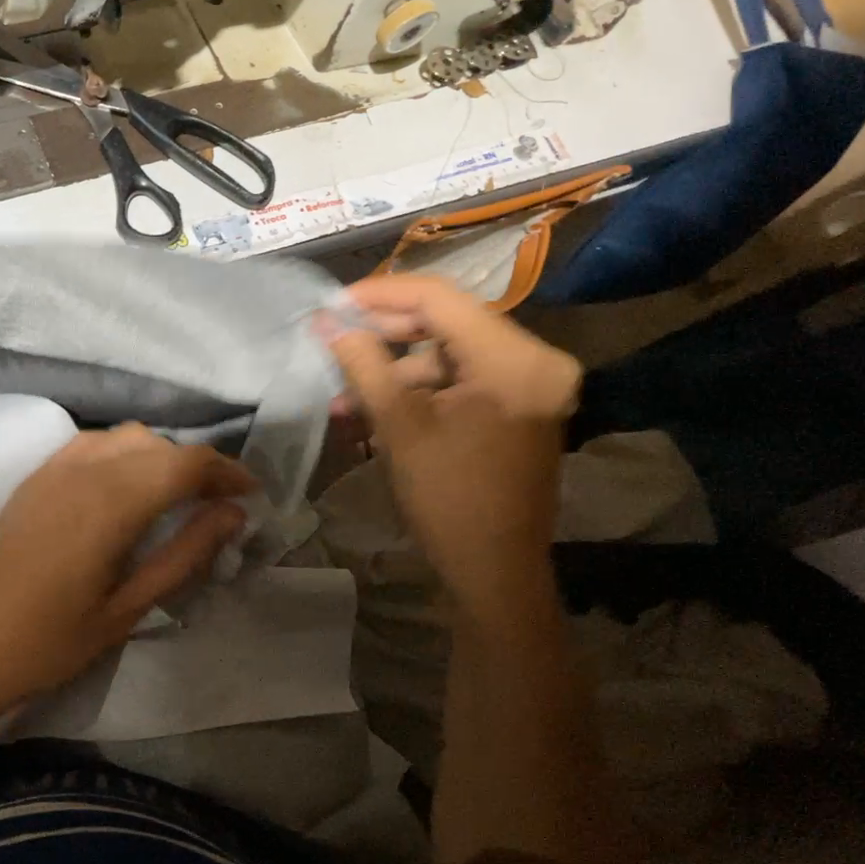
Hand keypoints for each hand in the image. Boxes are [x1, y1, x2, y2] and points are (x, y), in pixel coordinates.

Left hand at [0, 424, 255, 718]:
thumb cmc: (50, 642)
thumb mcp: (128, 609)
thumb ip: (184, 555)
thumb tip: (233, 514)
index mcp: (110, 502)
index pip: (184, 462)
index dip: (227, 471)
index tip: (253, 494)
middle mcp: (81, 470)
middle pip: (156, 443)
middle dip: (197, 464)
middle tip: (221, 502)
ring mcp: (51, 469)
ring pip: (122, 437)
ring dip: (158, 455)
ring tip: (178, 496)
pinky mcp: (32, 479)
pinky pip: (90, 445)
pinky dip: (122, 454)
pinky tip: (127, 489)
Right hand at [327, 276, 579, 615]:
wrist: (493, 568)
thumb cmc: (447, 496)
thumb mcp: (398, 425)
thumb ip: (363, 364)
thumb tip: (328, 324)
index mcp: (515, 359)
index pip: (441, 299)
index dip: (380, 295)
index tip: (330, 305)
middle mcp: (535, 360)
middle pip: (447, 323)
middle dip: (383, 334)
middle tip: (331, 341)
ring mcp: (530, 384)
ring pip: (448, 354)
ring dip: (393, 370)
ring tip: (342, 396)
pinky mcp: (518, 407)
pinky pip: (460, 379)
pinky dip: (417, 390)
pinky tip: (372, 409)